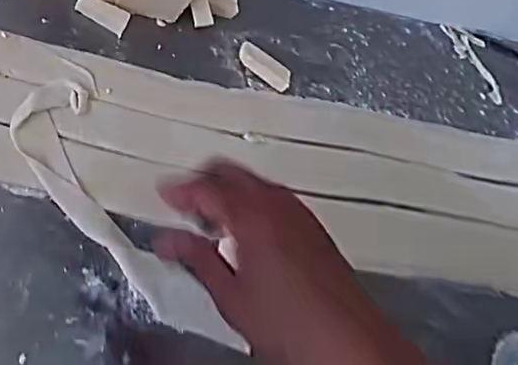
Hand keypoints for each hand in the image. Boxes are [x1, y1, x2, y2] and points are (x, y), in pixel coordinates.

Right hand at [153, 160, 421, 364]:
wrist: (352, 346)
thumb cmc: (298, 327)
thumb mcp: (231, 297)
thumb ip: (196, 259)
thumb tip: (169, 241)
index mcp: (248, 213)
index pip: (203, 186)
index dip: (178, 189)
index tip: (165, 194)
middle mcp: (273, 201)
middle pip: (227, 170)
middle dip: (202, 181)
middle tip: (184, 202)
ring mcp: (296, 209)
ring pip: (250, 179)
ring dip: (228, 189)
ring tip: (212, 219)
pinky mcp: (311, 222)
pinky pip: (272, 194)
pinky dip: (251, 199)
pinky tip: (247, 230)